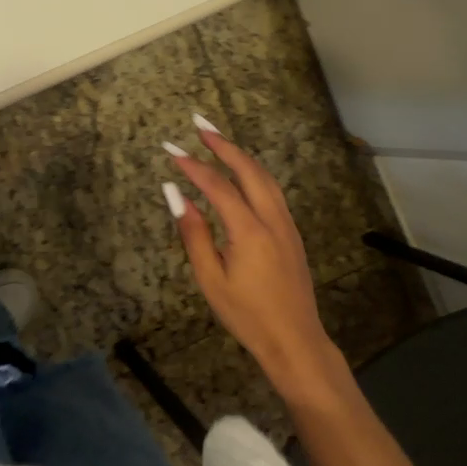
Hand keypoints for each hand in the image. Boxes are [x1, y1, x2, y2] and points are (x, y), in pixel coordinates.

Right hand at [165, 118, 338, 400]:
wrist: (295, 341)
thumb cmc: (247, 315)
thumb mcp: (210, 278)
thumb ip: (193, 233)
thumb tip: (176, 194)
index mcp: (249, 230)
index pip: (217, 186)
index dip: (193, 165)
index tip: (171, 149)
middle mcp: (272, 219)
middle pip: (248, 169)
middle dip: (223, 144)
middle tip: (199, 124)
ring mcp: (287, 225)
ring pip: (265, 177)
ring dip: (241, 155)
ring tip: (217, 140)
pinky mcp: (292, 234)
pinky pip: (273, 191)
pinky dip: (253, 172)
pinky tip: (242, 173)